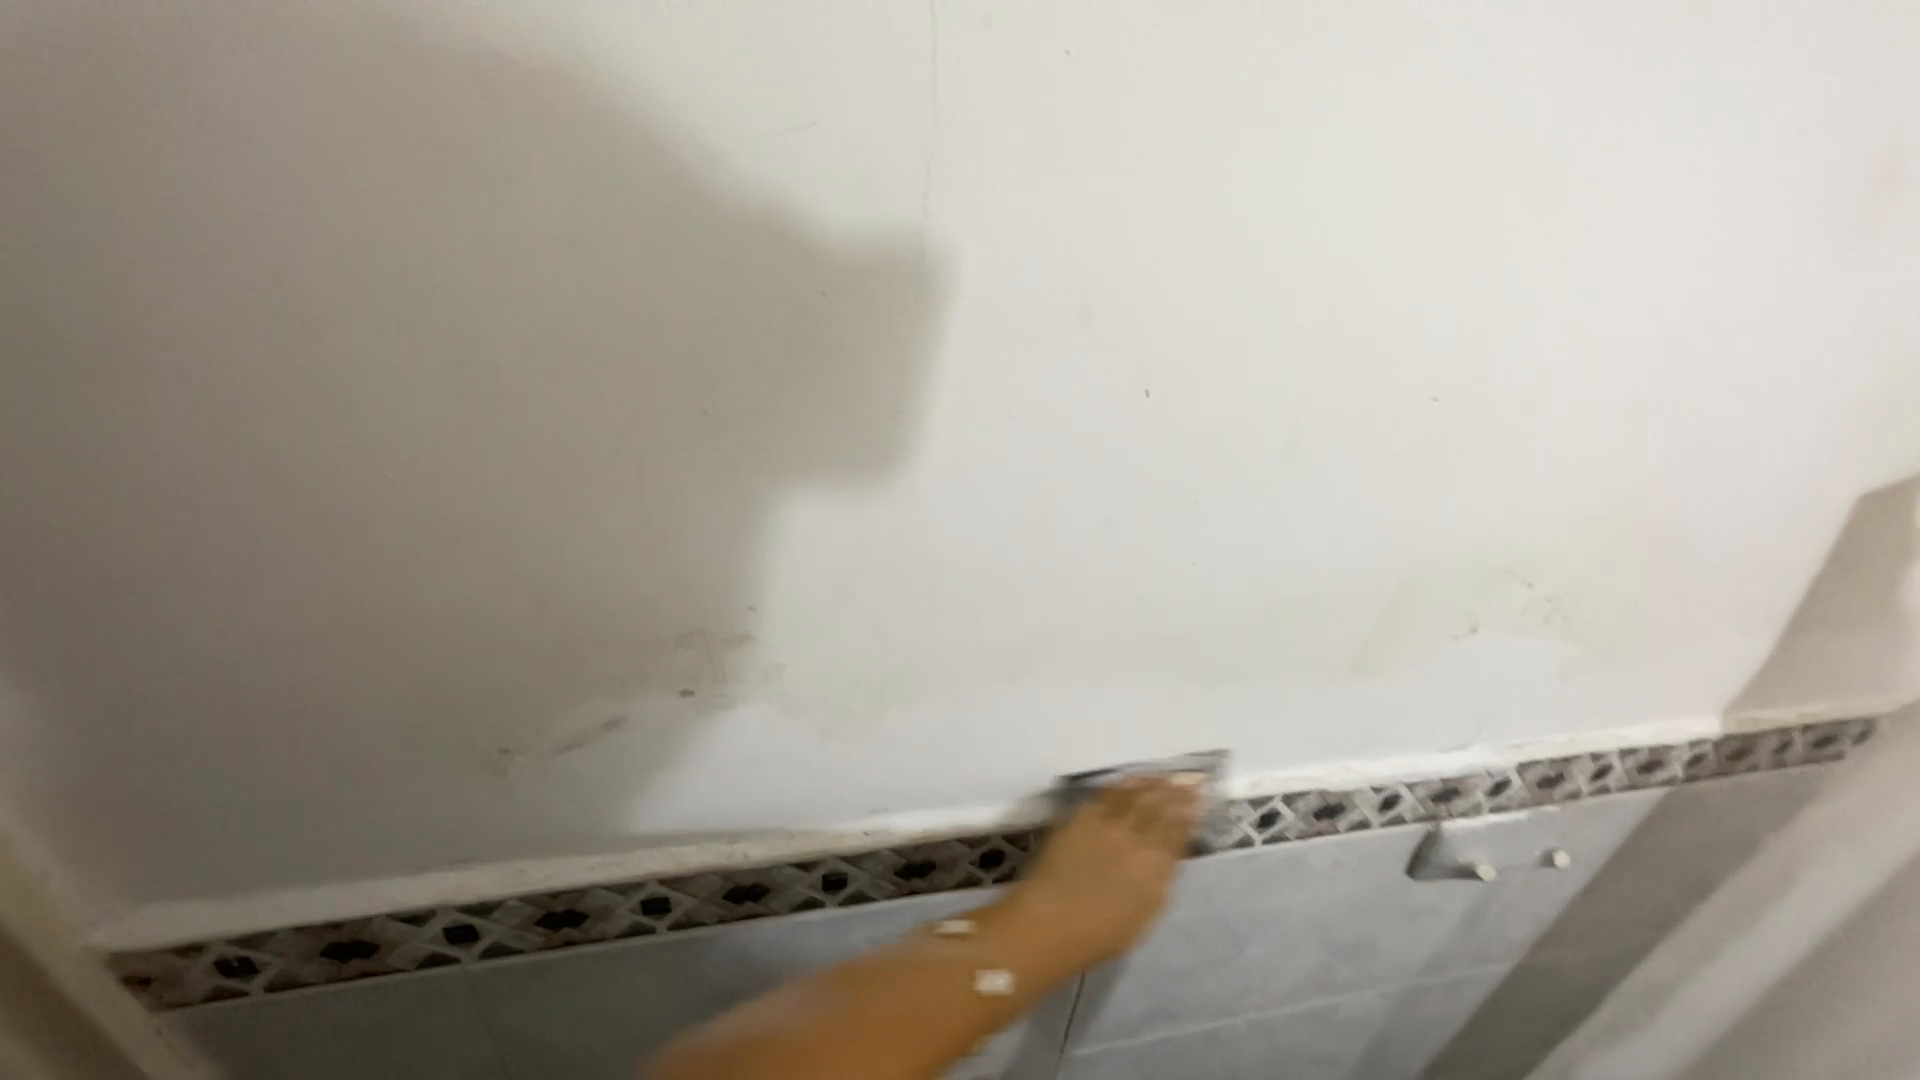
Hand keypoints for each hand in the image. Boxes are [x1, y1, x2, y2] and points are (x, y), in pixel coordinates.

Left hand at [1003, 775, 1201, 971]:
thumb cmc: (1100, 932)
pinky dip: (1123, 784)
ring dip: (1153, 784)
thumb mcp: (1146, 913)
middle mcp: (1136, 839)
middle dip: (1177, 793)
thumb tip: (1169, 858)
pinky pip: (1107, 793)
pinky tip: (1130, 780)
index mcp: (1156, 866)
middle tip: (1188, 781)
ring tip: (1164, 776)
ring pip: (1136, 795)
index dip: (1190, 814)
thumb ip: (1161, 881)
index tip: (1200, 799)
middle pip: (1160, 808)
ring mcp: (1107, 823)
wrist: (1051, 920)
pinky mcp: (1081, 816)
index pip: (1178, 832)